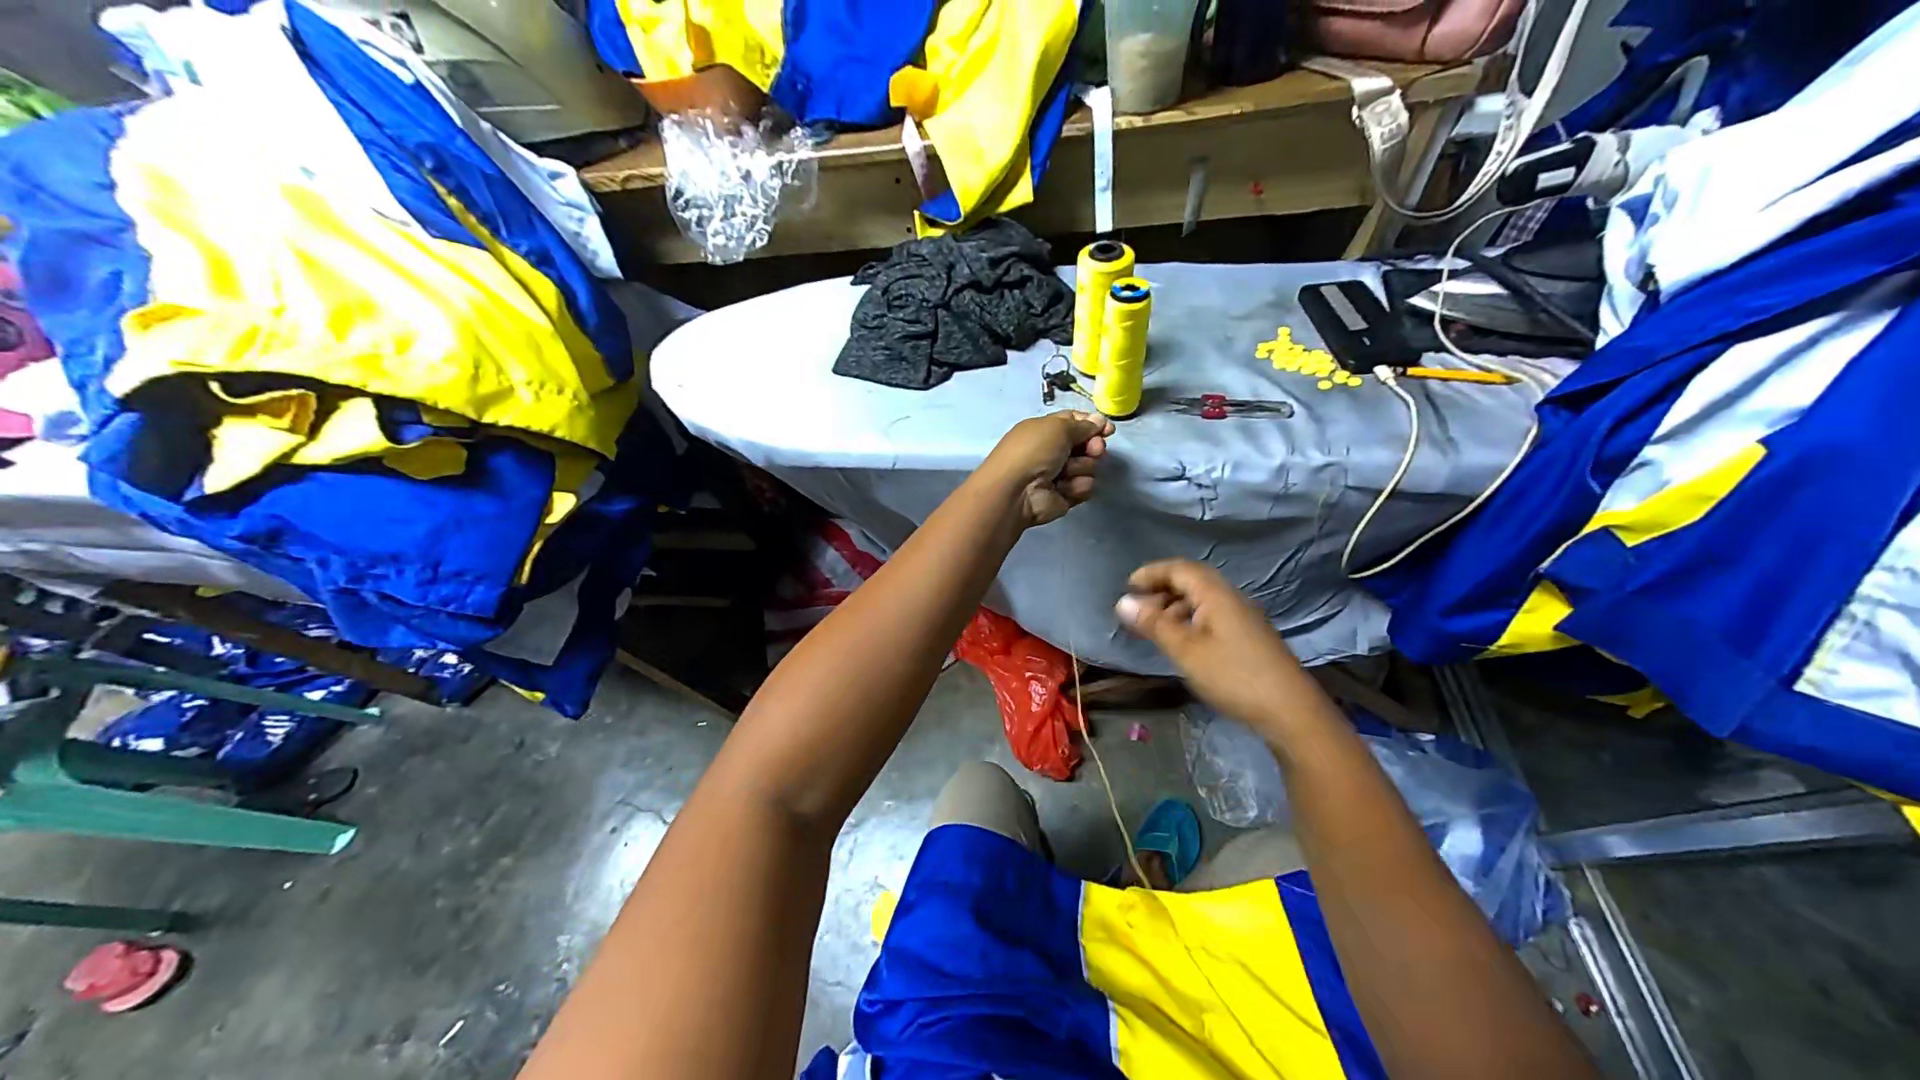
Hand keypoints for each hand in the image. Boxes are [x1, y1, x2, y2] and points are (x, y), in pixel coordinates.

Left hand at [979, 410, 1114, 527]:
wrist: (1017, 491)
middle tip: (1094, 450)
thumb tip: (1099, 421)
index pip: (1075, 422)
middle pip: (1086, 445)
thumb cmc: (1033, 452)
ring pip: (1088, 467)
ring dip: (1081, 468)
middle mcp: (1053, 451)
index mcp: (1046, 430)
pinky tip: (1063, 489)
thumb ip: (1082, 425)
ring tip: (1066, 472)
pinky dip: (1076, 487)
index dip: (1093, 424)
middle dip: (1093, 447)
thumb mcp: (1057, 428)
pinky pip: (1084, 487)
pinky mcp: (1065, 496)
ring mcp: (1059, 475)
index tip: (1108, 429)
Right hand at [1115, 559, 1306, 731]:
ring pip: (1202, 600)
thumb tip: (1123, 602)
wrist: (1290, 710)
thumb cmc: (1233, 676)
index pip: (1179, 569)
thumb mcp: (1186, 650)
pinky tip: (1181, 642)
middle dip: (1161, 590)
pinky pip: (1211, 616)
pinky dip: (1189, 620)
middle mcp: (1231, 599)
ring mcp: (1243, 618)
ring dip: (1174, 607)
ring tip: (1154, 628)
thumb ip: (1154, 624)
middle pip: (1191, 582)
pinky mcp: (1248, 636)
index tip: (1127, 585)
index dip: (1152, 572)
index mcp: (1216, 595)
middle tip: (1137, 609)